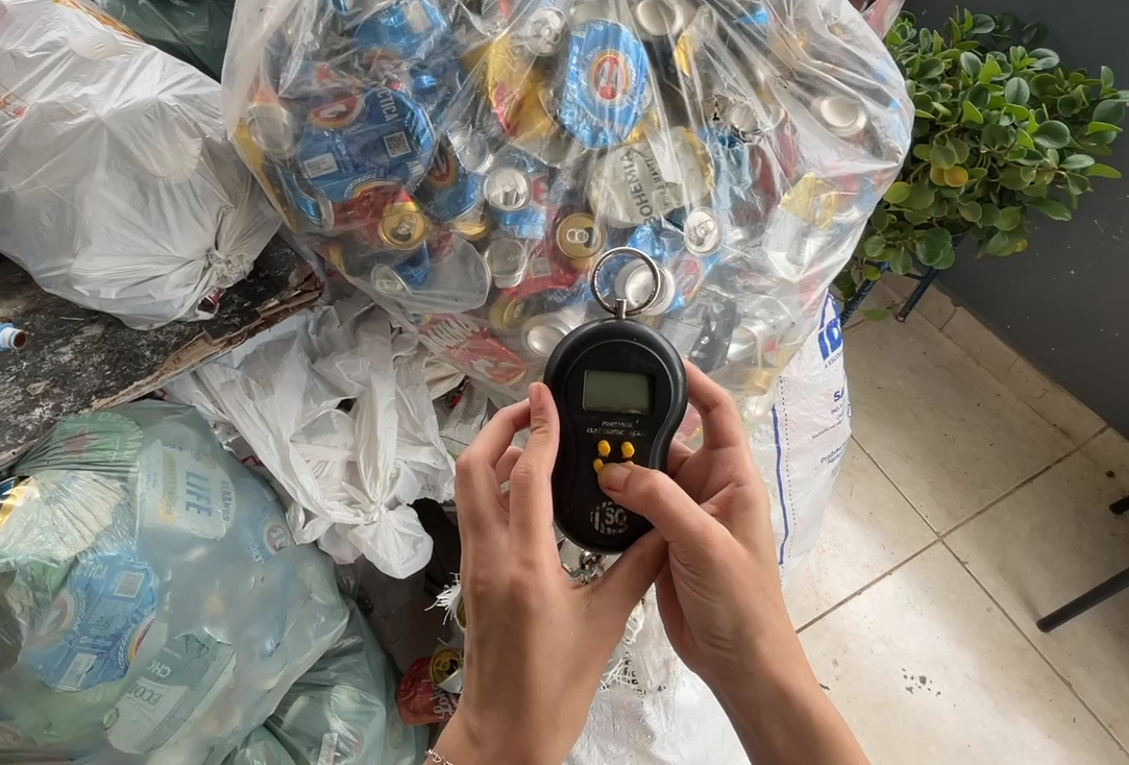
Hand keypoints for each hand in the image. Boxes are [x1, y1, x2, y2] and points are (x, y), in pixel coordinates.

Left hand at [433, 383, 665, 764]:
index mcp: (524, 564)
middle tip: (532, 408)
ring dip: (493, 451)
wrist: (505, 733)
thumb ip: (634, 569)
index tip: (546, 396)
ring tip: (534, 440)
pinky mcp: (470, 571)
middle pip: (473, 466)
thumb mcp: (603, 625)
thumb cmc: (555, 686)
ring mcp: (472, 561)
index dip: (539, 429)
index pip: (525, 476)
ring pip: (468, 485)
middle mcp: (488, 553)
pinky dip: (493, 482)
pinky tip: (526, 486)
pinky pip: (475, 509)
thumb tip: (660, 528)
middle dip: (498, 426)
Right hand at [594, 362, 868, 764]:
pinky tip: (585, 486)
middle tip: (595, 409)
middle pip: (671, 440)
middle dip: (638, 426)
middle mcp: (707, 488)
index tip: (663, 360)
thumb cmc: (740, 601)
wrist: (739, 667)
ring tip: (581, 444)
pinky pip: (634, 504)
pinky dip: (612, 494)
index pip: (718, 412)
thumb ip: (659, 499)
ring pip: (646, 473)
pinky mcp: (662, 539)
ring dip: (620, 462)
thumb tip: (612, 470)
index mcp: (732, 477)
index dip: (695, 381)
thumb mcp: (703, 542)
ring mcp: (683, 514)